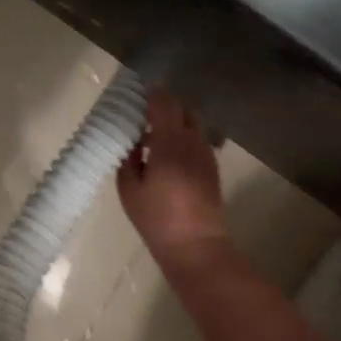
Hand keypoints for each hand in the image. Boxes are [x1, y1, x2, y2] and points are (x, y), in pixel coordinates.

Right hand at [117, 89, 229, 265]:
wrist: (196, 246)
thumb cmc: (157, 218)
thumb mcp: (129, 189)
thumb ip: (128, 159)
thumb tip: (133, 143)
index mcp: (169, 142)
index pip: (164, 103)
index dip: (150, 94)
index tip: (135, 94)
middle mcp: (192, 142)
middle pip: (182, 109)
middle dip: (164, 106)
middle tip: (142, 115)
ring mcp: (206, 155)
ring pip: (192, 124)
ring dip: (174, 123)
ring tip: (152, 138)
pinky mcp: (212, 168)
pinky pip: (197, 141)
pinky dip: (182, 138)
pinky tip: (167, 157)